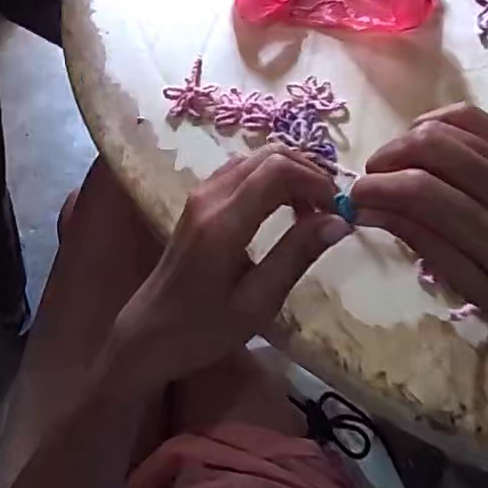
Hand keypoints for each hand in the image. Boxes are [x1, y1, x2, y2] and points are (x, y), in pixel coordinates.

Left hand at [100, 147, 348, 394]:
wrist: (148, 332)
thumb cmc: (203, 329)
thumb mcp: (257, 302)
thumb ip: (296, 255)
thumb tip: (339, 221)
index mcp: (223, 222)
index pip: (277, 170)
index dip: (315, 179)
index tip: (339, 209)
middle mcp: (210, 196)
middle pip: (268, 155)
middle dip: (307, 171)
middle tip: (330, 207)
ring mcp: (201, 193)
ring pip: (255, 158)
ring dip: (290, 172)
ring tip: (313, 209)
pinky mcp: (199, 199)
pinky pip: (242, 170)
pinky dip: (270, 177)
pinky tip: (284, 207)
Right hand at [350, 104, 487, 355]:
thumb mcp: (479, 294)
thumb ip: (426, 244)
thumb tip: (371, 209)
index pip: (423, 192)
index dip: (378, 187)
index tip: (356, 197)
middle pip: (433, 145)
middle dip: (388, 156)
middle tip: (374, 179)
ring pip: (450, 124)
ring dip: (408, 138)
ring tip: (398, 164)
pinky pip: (475, 118)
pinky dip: (438, 122)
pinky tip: (426, 144)